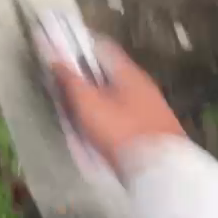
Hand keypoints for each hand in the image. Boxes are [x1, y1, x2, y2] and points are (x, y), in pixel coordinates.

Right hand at [48, 37, 186, 171]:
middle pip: (107, 69)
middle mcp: (144, 83)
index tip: (58, 47)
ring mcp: (154, 106)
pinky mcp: (157, 127)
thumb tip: (53, 57)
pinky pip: (127, 108)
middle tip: (64, 80)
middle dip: (85, 72)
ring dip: (97, 92)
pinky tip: (100, 121)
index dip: (76, 43)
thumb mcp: (85, 101)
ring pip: (117, 90)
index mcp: (128, 71)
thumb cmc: (119, 129)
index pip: (98, 44)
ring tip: (79, 104)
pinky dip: (111, 109)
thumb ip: (67, 76)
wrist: (164, 174)